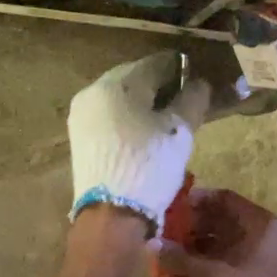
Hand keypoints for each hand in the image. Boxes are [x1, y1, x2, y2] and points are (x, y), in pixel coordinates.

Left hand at [68, 52, 209, 229]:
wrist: (111, 214)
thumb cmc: (149, 165)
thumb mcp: (180, 130)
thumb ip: (192, 99)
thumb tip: (198, 83)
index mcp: (119, 83)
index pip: (156, 62)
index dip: (180, 69)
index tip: (196, 80)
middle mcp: (94, 90)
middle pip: (134, 76)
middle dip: (159, 85)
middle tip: (182, 100)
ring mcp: (82, 113)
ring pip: (119, 96)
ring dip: (141, 101)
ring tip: (163, 119)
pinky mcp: (78, 135)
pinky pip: (108, 115)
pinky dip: (126, 116)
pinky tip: (141, 133)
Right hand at [156, 189, 276, 276]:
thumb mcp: (217, 276)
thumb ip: (183, 258)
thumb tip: (150, 244)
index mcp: (257, 225)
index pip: (223, 199)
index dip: (196, 200)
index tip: (169, 206)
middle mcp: (251, 237)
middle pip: (211, 225)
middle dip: (182, 234)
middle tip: (155, 237)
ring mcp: (242, 261)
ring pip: (206, 251)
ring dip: (182, 260)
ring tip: (156, 268)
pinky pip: (207, 273)